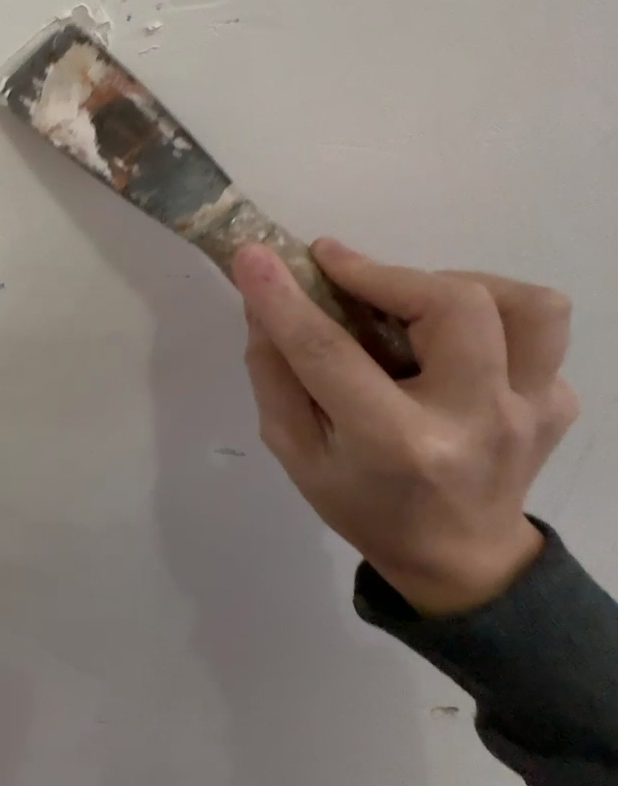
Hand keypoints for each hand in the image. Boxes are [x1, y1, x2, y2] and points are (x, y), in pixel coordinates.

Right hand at [233, 238, 578, 616]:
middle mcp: (476, 420)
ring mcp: (532, 410)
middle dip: (382, 272)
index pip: (330, 352)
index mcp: (394, 442)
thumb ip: (274, 373)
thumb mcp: (292, 447)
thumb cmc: (357, 501)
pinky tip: (437, 344)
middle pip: (453, 307)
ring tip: (402, 297)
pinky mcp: (558, 401)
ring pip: (525, 305)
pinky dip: (479, 318)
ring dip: (451, 285)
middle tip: (333, 267)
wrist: (459, 556)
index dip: (284, 297)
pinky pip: (535, 331)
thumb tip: (265, 302)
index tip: (252, 254)